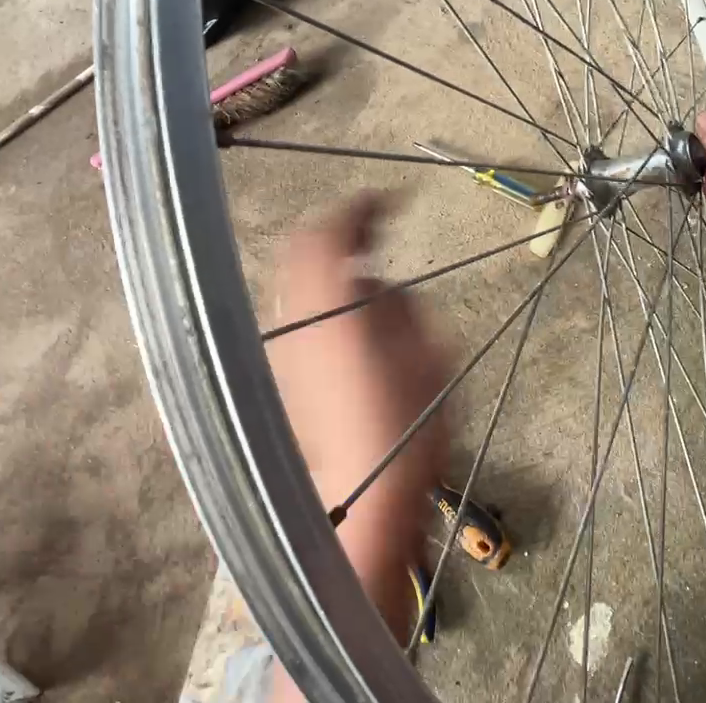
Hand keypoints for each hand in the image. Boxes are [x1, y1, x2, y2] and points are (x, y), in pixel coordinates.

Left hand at [270, 193, 447, 640]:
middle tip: (374, 226)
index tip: (392, 201)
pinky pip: (292, 310)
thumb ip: (401, 305)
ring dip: (326, 263)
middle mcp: (295, 320)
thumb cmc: (407, 429)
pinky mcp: (275, 372)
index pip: (332, 232)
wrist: (360, 503)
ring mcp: (278, 347)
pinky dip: (316, 293)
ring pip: (292, 280)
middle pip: (300, 248)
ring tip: (363, 269)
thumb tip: (376, 283)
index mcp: (335, 308)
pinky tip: (343, 314)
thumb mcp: (430, 355)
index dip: (362, 207)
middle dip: (338, 230)